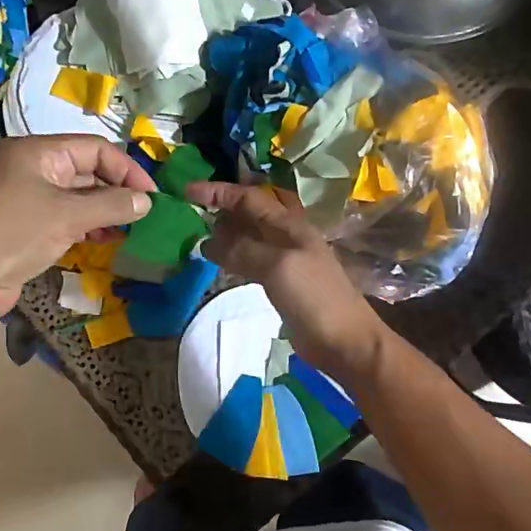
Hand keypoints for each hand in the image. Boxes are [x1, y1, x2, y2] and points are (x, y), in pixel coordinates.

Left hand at [0, 135, 155, 315]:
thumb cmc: (12, 233)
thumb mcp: (66, 215)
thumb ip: (110, 205)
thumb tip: (145, 202)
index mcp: (34, 151)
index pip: (92, 148)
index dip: (126, 169)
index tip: (150, 196)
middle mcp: (25, 169)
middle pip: (81, 171)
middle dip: (114, 191)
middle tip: (143, 216)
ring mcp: (19, 199)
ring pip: (70, 198)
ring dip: (100, 212)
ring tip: (127, 230)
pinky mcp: (16, 229)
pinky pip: (56, 220)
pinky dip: (80, 227)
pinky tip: (101, 241)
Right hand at [184, 181, 386, 379]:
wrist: (343, 340)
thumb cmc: (314, 297)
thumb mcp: (277, 266)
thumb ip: (243, 250)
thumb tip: (208, 243)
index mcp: (290, 225)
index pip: (249, 198)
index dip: (219, 191)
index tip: (188, 191)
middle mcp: (286, 237)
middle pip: (250, 214)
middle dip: (222, 208)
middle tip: (192, 212)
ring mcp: (283, 260)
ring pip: (248, 237)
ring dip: (225, 234)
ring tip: (198, 235)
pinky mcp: (279, 282)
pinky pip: (249, 260)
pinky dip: (231, 257)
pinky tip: (216, 262)